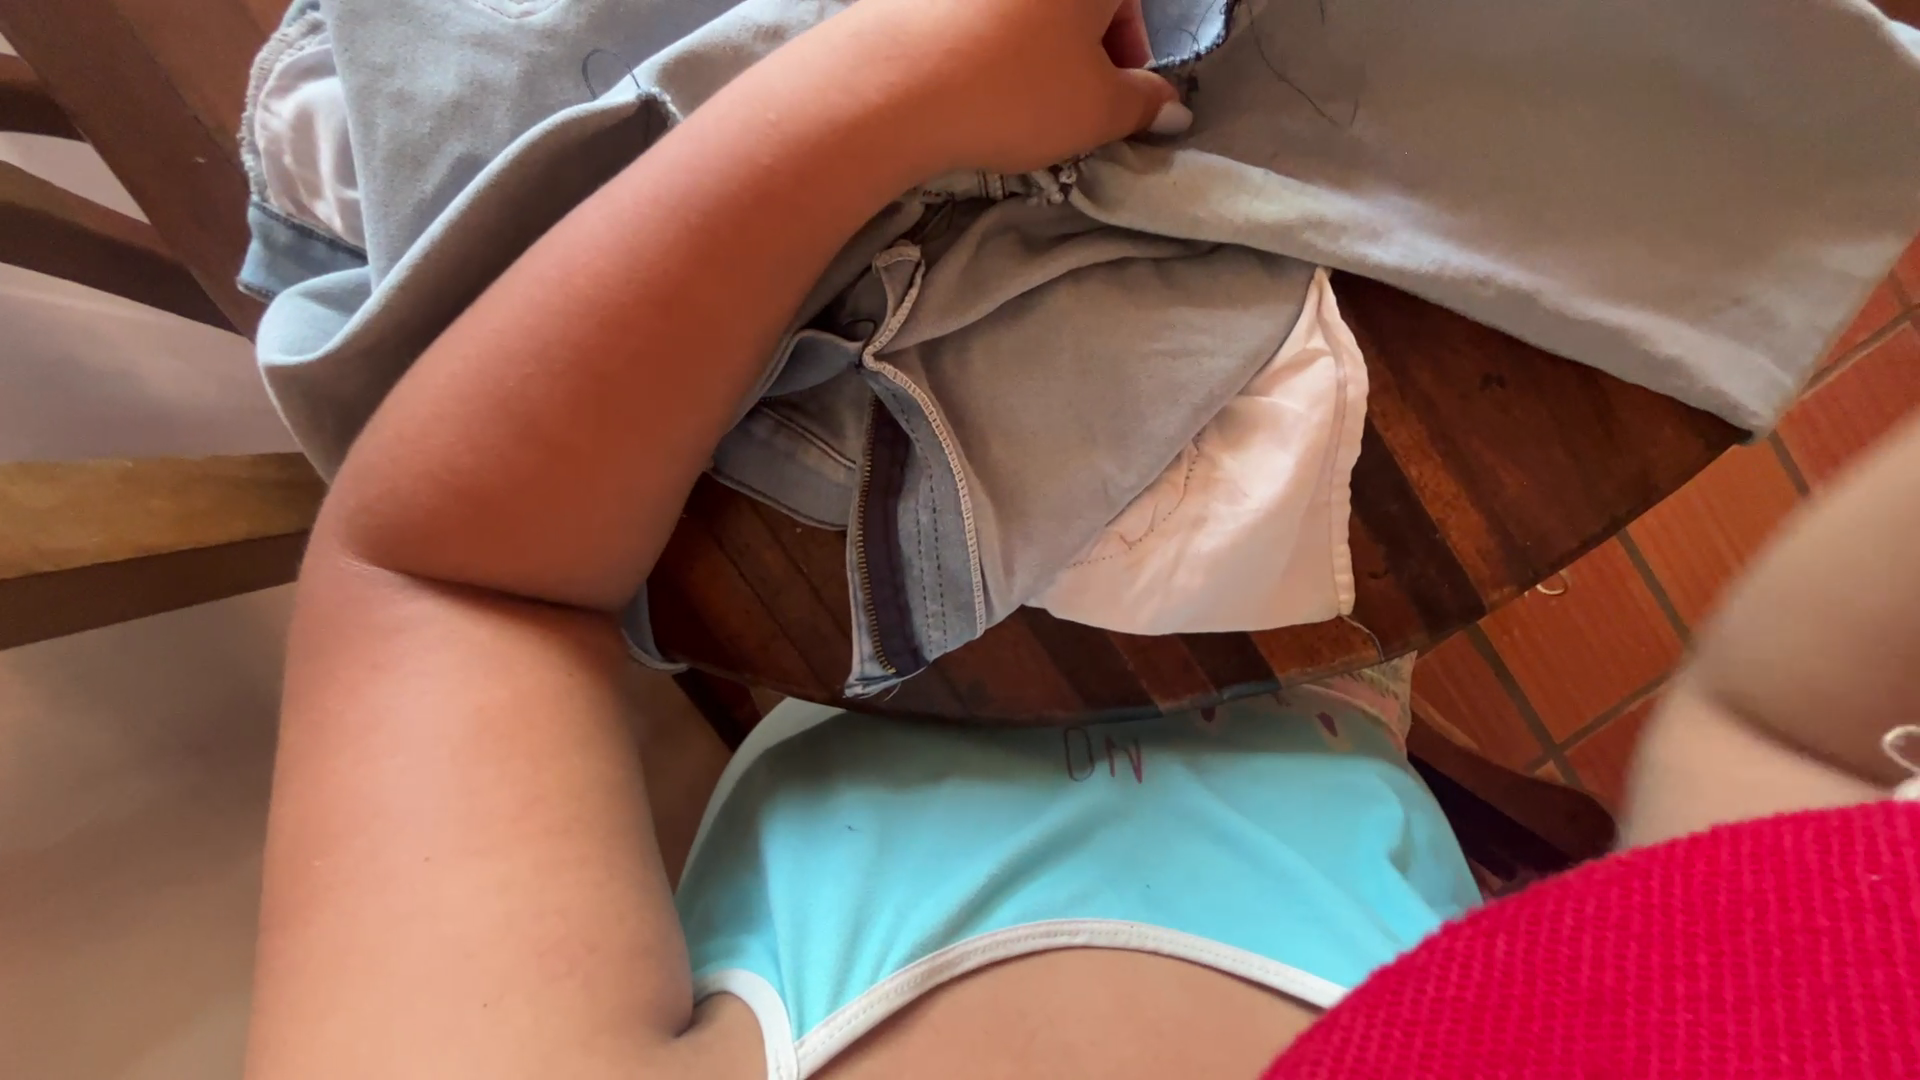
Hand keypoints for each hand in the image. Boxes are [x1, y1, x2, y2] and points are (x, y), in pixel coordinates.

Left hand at [822, 0, 1179, 175]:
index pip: (1130, 1)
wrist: (900, 86)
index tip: (1114, 99)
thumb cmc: (1019, 93)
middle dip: (1087, 50)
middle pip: (1080, 3)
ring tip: (1021, 101)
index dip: (1130, 53)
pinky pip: (982, 17)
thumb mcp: (1096, 112)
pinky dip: (992, 46)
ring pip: (1029, 11)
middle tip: (1072, 105)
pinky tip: (977, 86)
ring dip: (1039, 49)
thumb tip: (1174, 110)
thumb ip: (1143, 107)